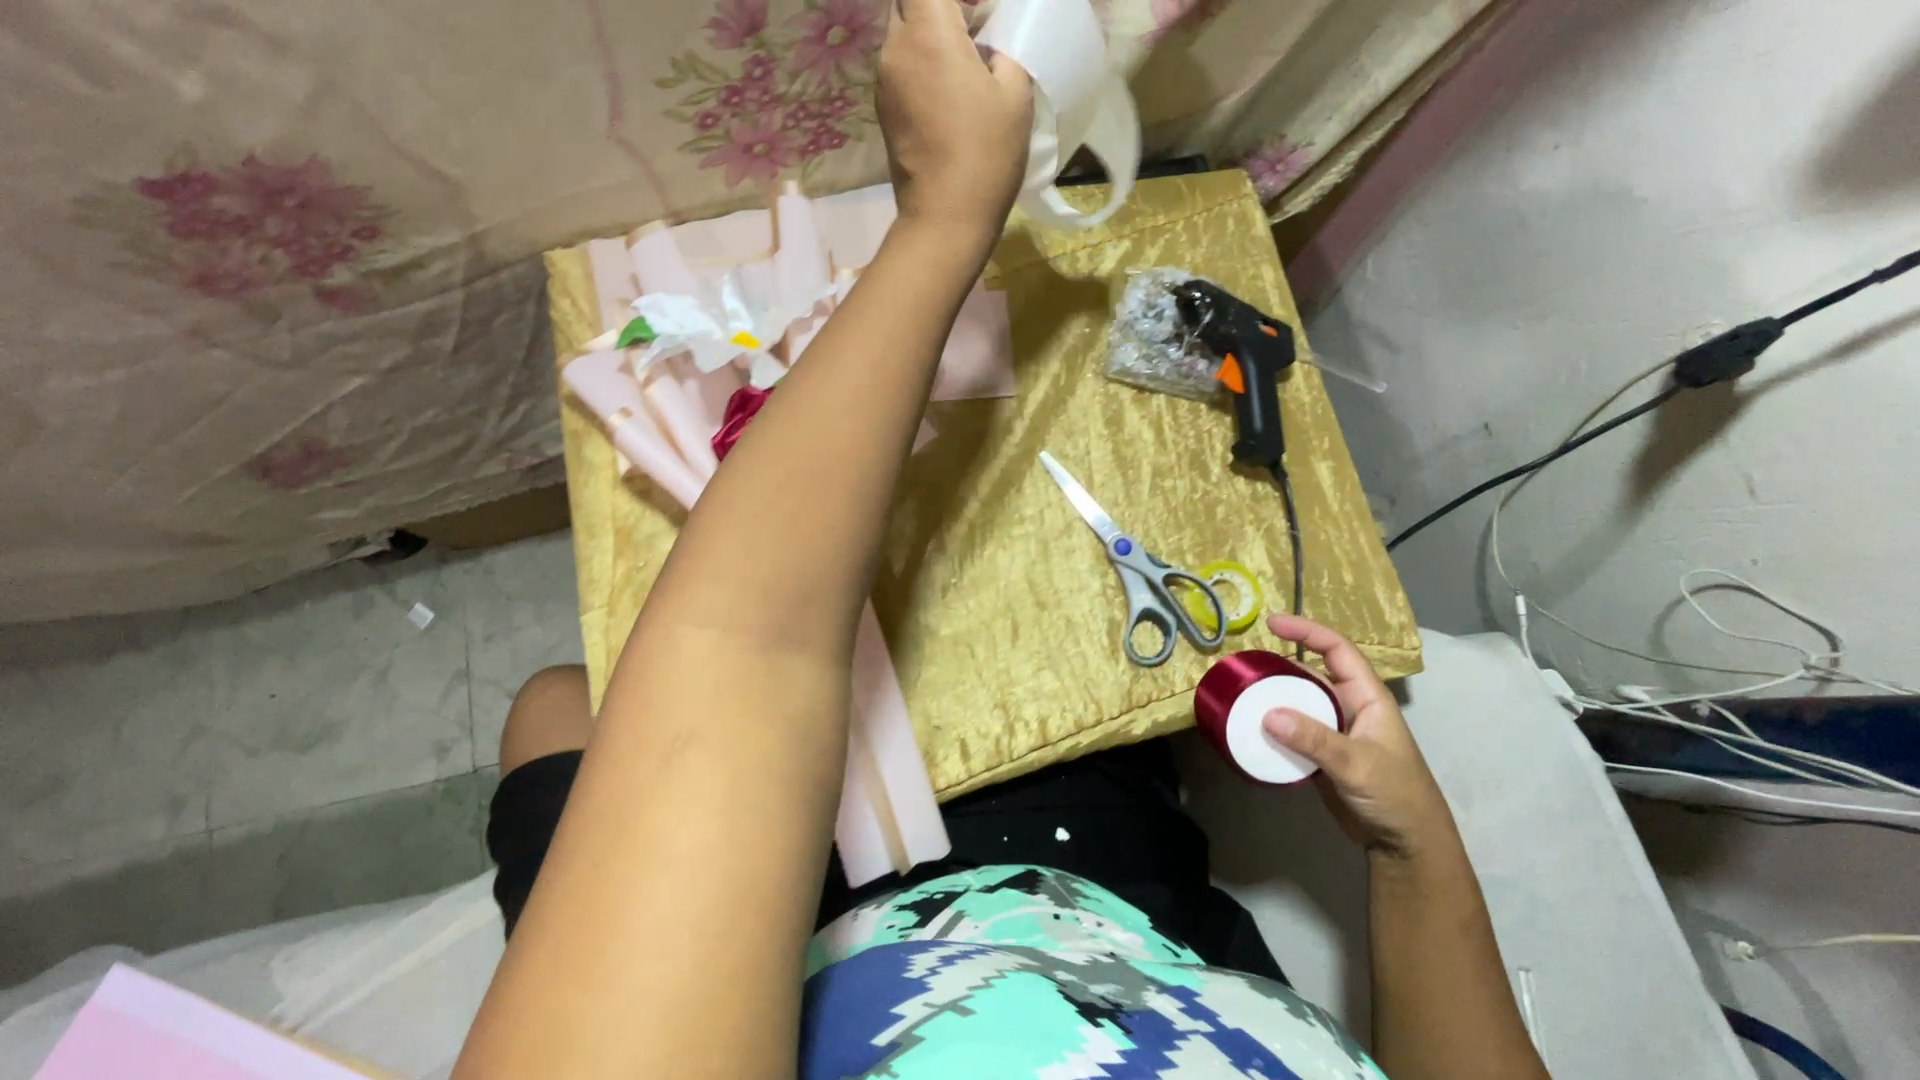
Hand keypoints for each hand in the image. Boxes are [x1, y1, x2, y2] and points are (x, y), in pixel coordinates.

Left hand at [877, 0, 1032, 232]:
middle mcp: (895, 50)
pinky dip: (922, 64)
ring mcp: (884, 83)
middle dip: (938, 7)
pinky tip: (949, 90)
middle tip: (974, 26)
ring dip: (930, 35)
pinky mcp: (884, 111)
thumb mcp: (1014, 93)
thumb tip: (987, 45)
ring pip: (901, 34)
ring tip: (965, 58)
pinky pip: (900, 67)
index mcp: (927, 35)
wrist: (946, 217)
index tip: (976, 10)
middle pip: (908, 4)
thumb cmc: (987, 153)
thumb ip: (1002, 50)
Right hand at [1259, 614, 1460, 862]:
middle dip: (1279, 667)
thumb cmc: (1395, 794)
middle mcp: (1349, 707)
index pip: (1337, 650)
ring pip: (1298, 704)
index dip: (1307, 631)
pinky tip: (1249, 732)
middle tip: (1243, 667)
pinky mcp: (1321, 756)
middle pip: (1310, 675)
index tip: (1272, 622)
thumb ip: (1315, 740)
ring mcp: (1334, 732)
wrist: (1406, 843)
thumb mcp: (1357, 764)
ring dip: (1271, 700)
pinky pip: (1291, 733)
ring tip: (1238, 695)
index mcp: (1367, 697)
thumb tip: (1268, 714)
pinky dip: (1271, 730)